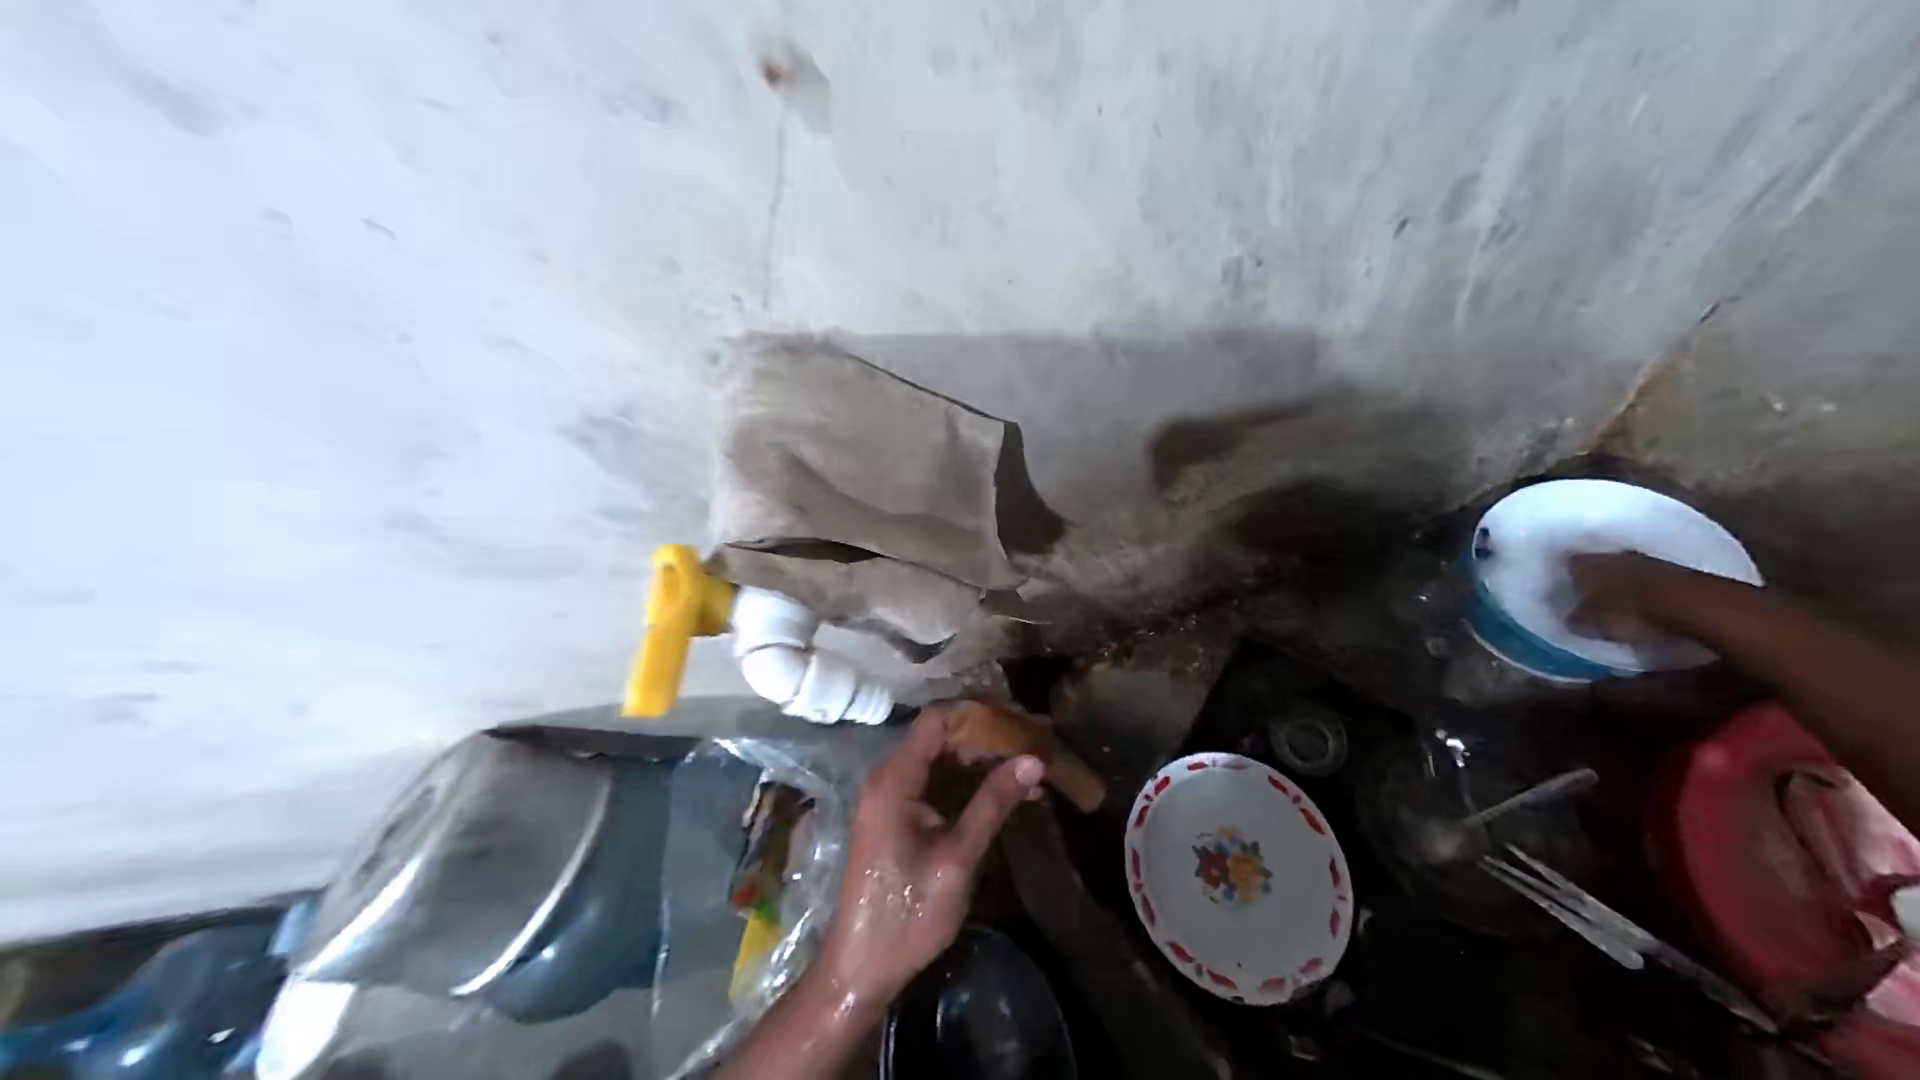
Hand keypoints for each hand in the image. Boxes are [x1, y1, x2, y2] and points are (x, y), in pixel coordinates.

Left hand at [817, 702, 1045, 1007]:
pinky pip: (943, 783)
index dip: (980, 711)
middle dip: (992, 734)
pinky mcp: (904, 814)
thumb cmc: (907, 913)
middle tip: (1040, 737)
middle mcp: (891, 776)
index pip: (937, 720)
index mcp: (894, 778)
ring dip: (989, 759)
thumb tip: (1034, 759)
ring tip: (1038, 761)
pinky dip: (976, 783)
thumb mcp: (957, 857)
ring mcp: (896, 795)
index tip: (1024, 716)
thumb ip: (993, 803)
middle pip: (944, 735)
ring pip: (947, 759)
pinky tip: (1016, 791)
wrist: (863, 967)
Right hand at [1566, 551, 1718, 643]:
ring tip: (1624, 604)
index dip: (1567, 577)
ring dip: (1628, 584)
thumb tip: (1572, 620)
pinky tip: (1652, 607)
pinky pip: (1657, 581)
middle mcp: (1614, 556)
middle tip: (1594, 598)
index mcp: (1586, 564)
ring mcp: (1652, 562)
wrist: (1695, 606)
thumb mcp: (1588, 624)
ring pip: (1630, 571)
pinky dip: (1652, 592)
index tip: (1567, 590)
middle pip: (1601, 565)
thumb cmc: (1628, 612)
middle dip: (1598, 580)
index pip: (1569, 565)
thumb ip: (1575, 619)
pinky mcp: (1683, 573)